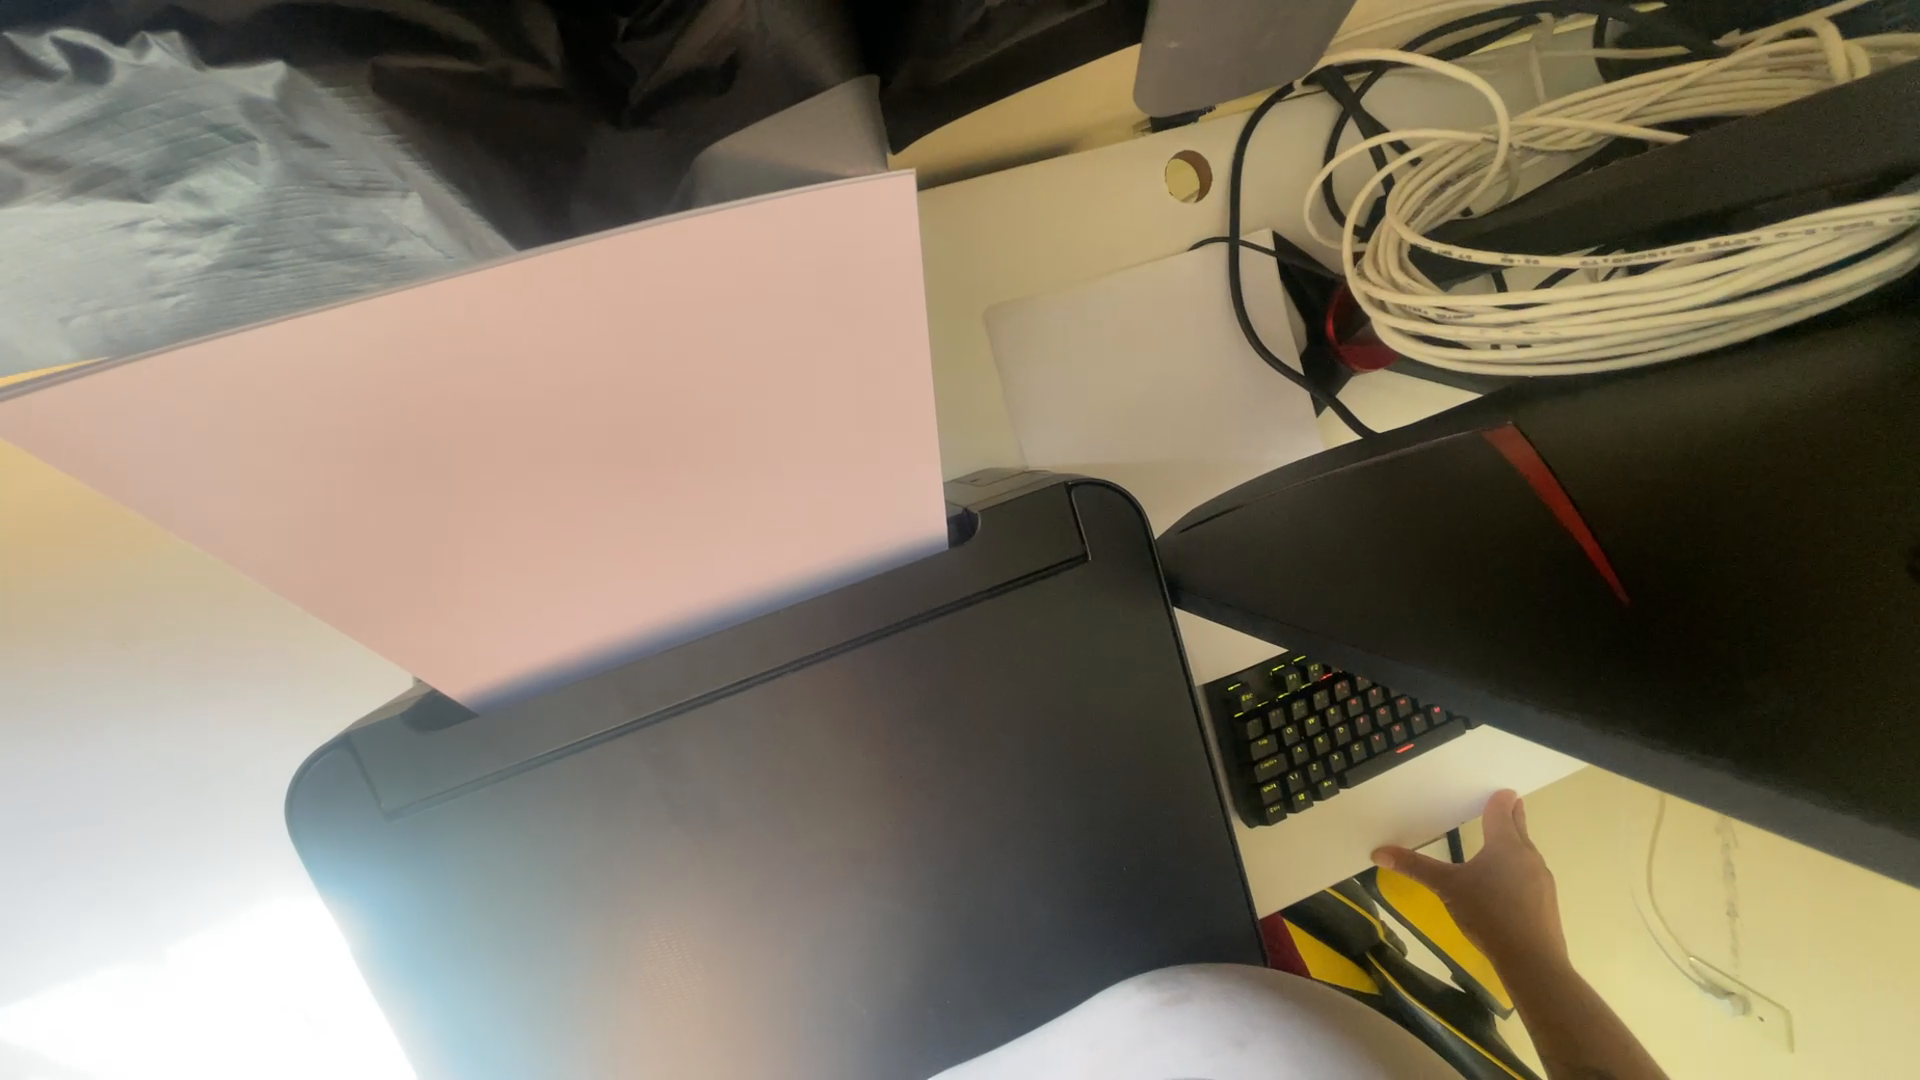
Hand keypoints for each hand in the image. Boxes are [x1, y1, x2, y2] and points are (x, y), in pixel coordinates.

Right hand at [1371, 789, 1566, 970]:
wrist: (1533, 960)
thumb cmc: (1488, 913)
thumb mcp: (1445, 886)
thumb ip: (1414, 867)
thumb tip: (1377, 852)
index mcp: (1505, 846)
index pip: (1502, 813)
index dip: (1501, 800)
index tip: (1506, 790)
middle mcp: (1528, 857)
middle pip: (1520, 829)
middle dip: (1514, 816)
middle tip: (1512, 801)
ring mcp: (1542, 881)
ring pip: (1527, 852)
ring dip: (1517, 841)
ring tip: (1506, 838)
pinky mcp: (1546, 902)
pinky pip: (1531, 873)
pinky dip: (1520, 865)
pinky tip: (1509, 879)